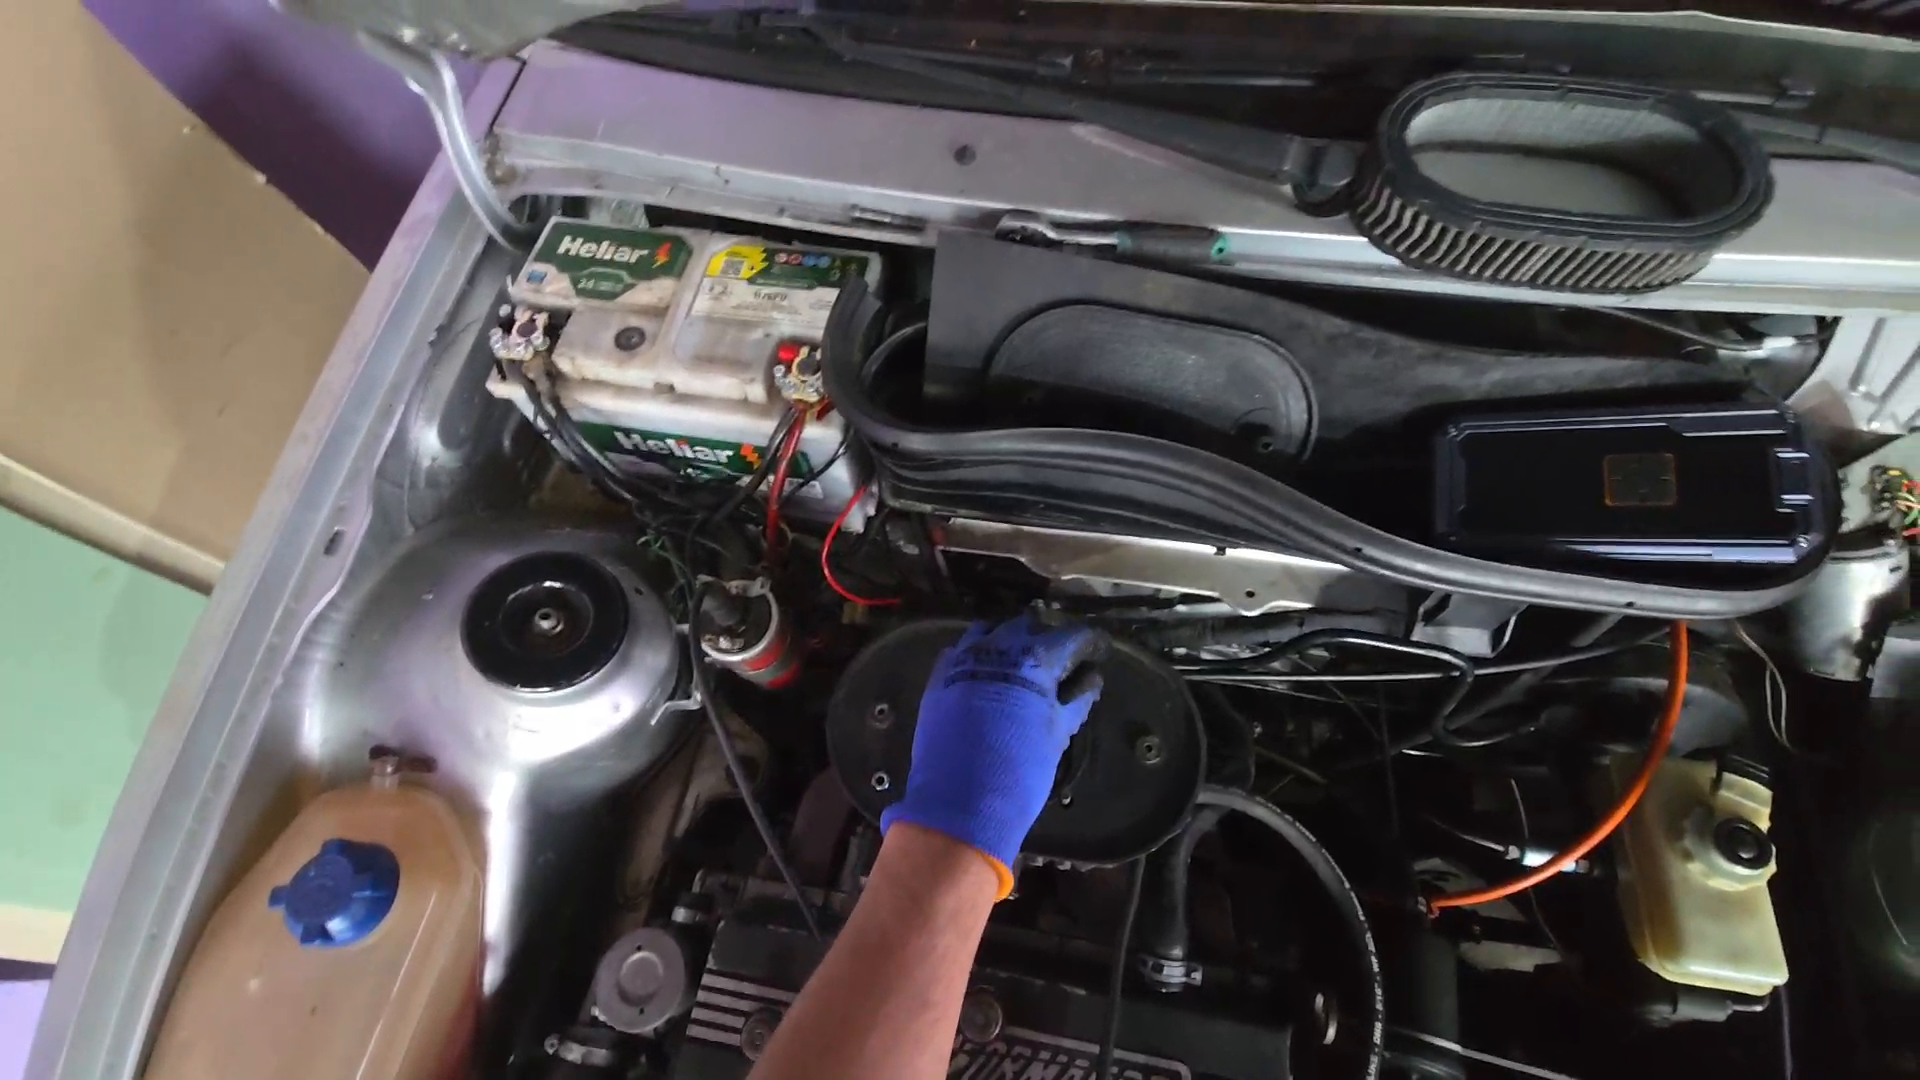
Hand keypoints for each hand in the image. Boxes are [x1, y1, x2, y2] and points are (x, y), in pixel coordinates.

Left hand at [880, 615, 1108, 897]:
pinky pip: (964, 648)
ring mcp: (964, 656)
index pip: (1072, 635)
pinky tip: (988, 668)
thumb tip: (1091, 678)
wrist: (958, 801)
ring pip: (993, 629)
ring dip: (1011, 637)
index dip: (1091, 641)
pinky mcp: (940, 673)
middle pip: (1030, 624)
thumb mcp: (1058, 734)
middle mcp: (999, 646)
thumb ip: (1076, 700)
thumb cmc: (1019, 771)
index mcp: (1036, 660)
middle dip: (1049, 635)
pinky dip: (980, 652)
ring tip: (1023, 658)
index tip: (1099, 648)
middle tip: (1063, 655)